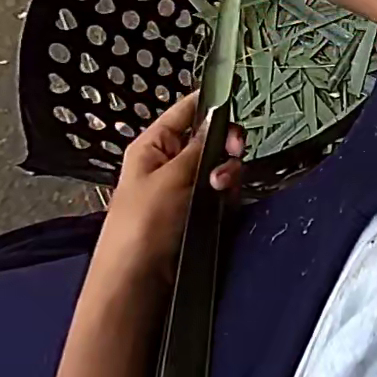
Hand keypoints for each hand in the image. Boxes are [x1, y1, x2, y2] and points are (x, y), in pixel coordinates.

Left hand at [97, 91, 243, 275]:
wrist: (141, 280)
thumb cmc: (143, 224)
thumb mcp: (170, 176)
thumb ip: (200, 145)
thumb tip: (218, 115)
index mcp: (154, 146)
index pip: (186, 111)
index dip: (210, 103)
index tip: (236, 96)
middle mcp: (174, 162)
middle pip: (212, 137)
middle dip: (225, 143)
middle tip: (234, 149)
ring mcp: (191, 187)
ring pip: (224, 164)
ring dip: (228, 171)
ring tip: (220, 187)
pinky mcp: (205, 210)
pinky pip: (227, 190)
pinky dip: (229, 192)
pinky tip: (224, 200)